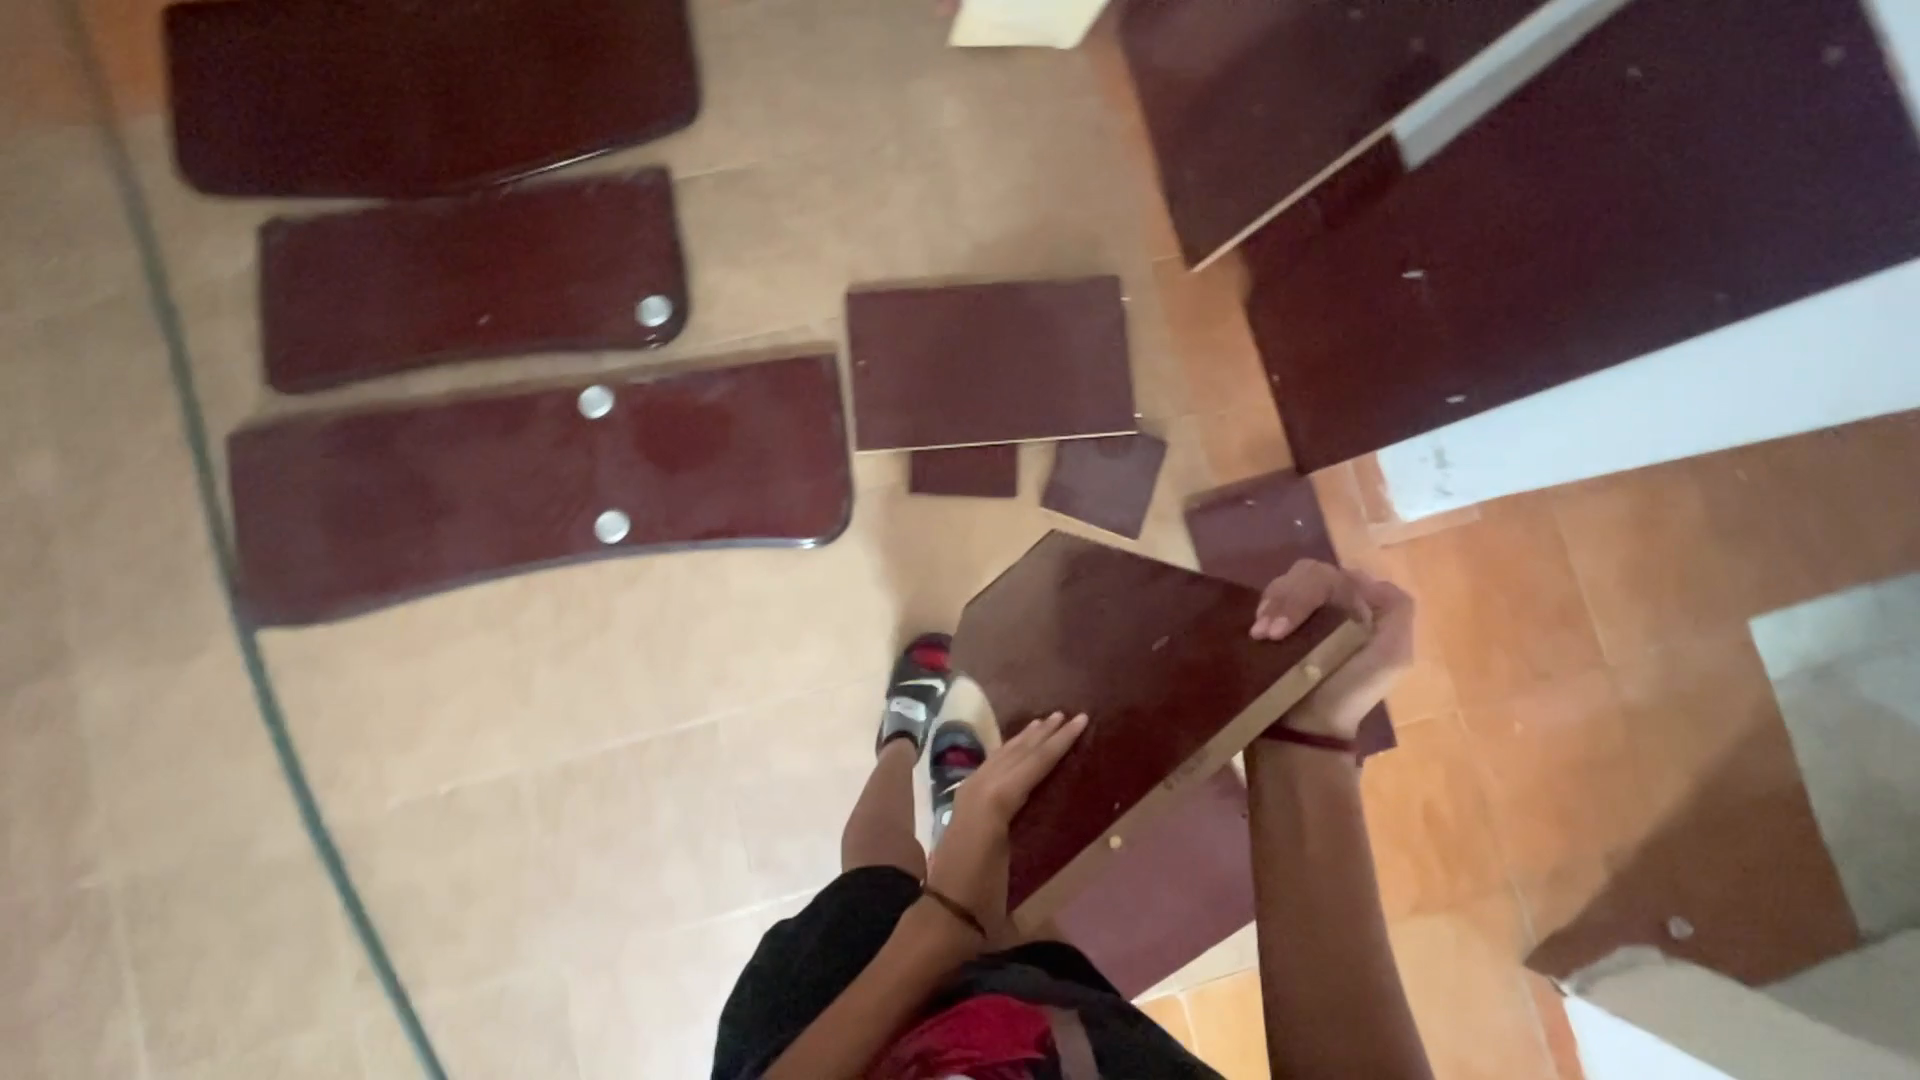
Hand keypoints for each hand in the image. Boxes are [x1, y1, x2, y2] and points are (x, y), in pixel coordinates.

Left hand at [925, 712, 1087, 938]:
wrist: (943, 914)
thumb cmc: (986, 898)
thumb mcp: (1015, 866)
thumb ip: (1034, 831)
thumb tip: (1063, 813)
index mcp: (997, 801)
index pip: (1034, 763)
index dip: (1058, 742)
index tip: (1079, 720)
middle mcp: (981, 789)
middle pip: (1018, 753)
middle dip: (1043, 733)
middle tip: (1067, 714)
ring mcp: (969, 793)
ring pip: (1003, 755)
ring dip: (1025, 738)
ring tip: (1045, 722)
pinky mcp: (965, 802)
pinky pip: (992, 766)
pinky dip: (1008, 752)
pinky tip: (1015, 750)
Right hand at [1249, 559, 1413, 738]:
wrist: (1308, 725)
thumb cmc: (1350, 693)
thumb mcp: (1393, 654)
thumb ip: (1395, 608)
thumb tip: (1357, 576)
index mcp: (1362, 605)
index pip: (1336, 575)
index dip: (1313, 590)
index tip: (1300, 618)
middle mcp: (1334, 602)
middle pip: (1308, 573)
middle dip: (1288, 599)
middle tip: (1271, 633)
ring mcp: (1303, 612)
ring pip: (1285, 582)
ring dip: (1272, 605)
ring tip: (1261, 635)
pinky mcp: (1276, 622)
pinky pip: (1267, 598)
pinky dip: (1262, 610)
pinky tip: (1257, 632)